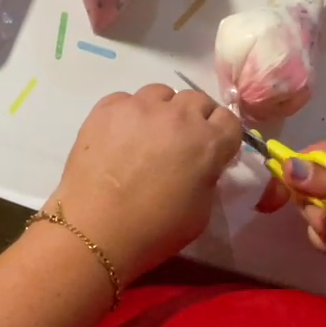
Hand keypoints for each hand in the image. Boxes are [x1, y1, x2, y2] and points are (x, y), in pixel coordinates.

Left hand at [49, 84, 243, 280]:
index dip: (222, 137)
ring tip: (148, 138)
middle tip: (180, 146)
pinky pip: (126, 100)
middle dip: (195, 120)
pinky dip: (129, 115)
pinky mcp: (106, 108)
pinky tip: (120, 139)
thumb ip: (207, 177)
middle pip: (197, 101)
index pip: (229, 121)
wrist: (96, 232)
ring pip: (161, 94)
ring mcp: (139, 107)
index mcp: (207, 143)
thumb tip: (201, 165)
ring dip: (162, 112)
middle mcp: (177, 115)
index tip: (212, 152)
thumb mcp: (200, 212)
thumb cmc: (154, 231)